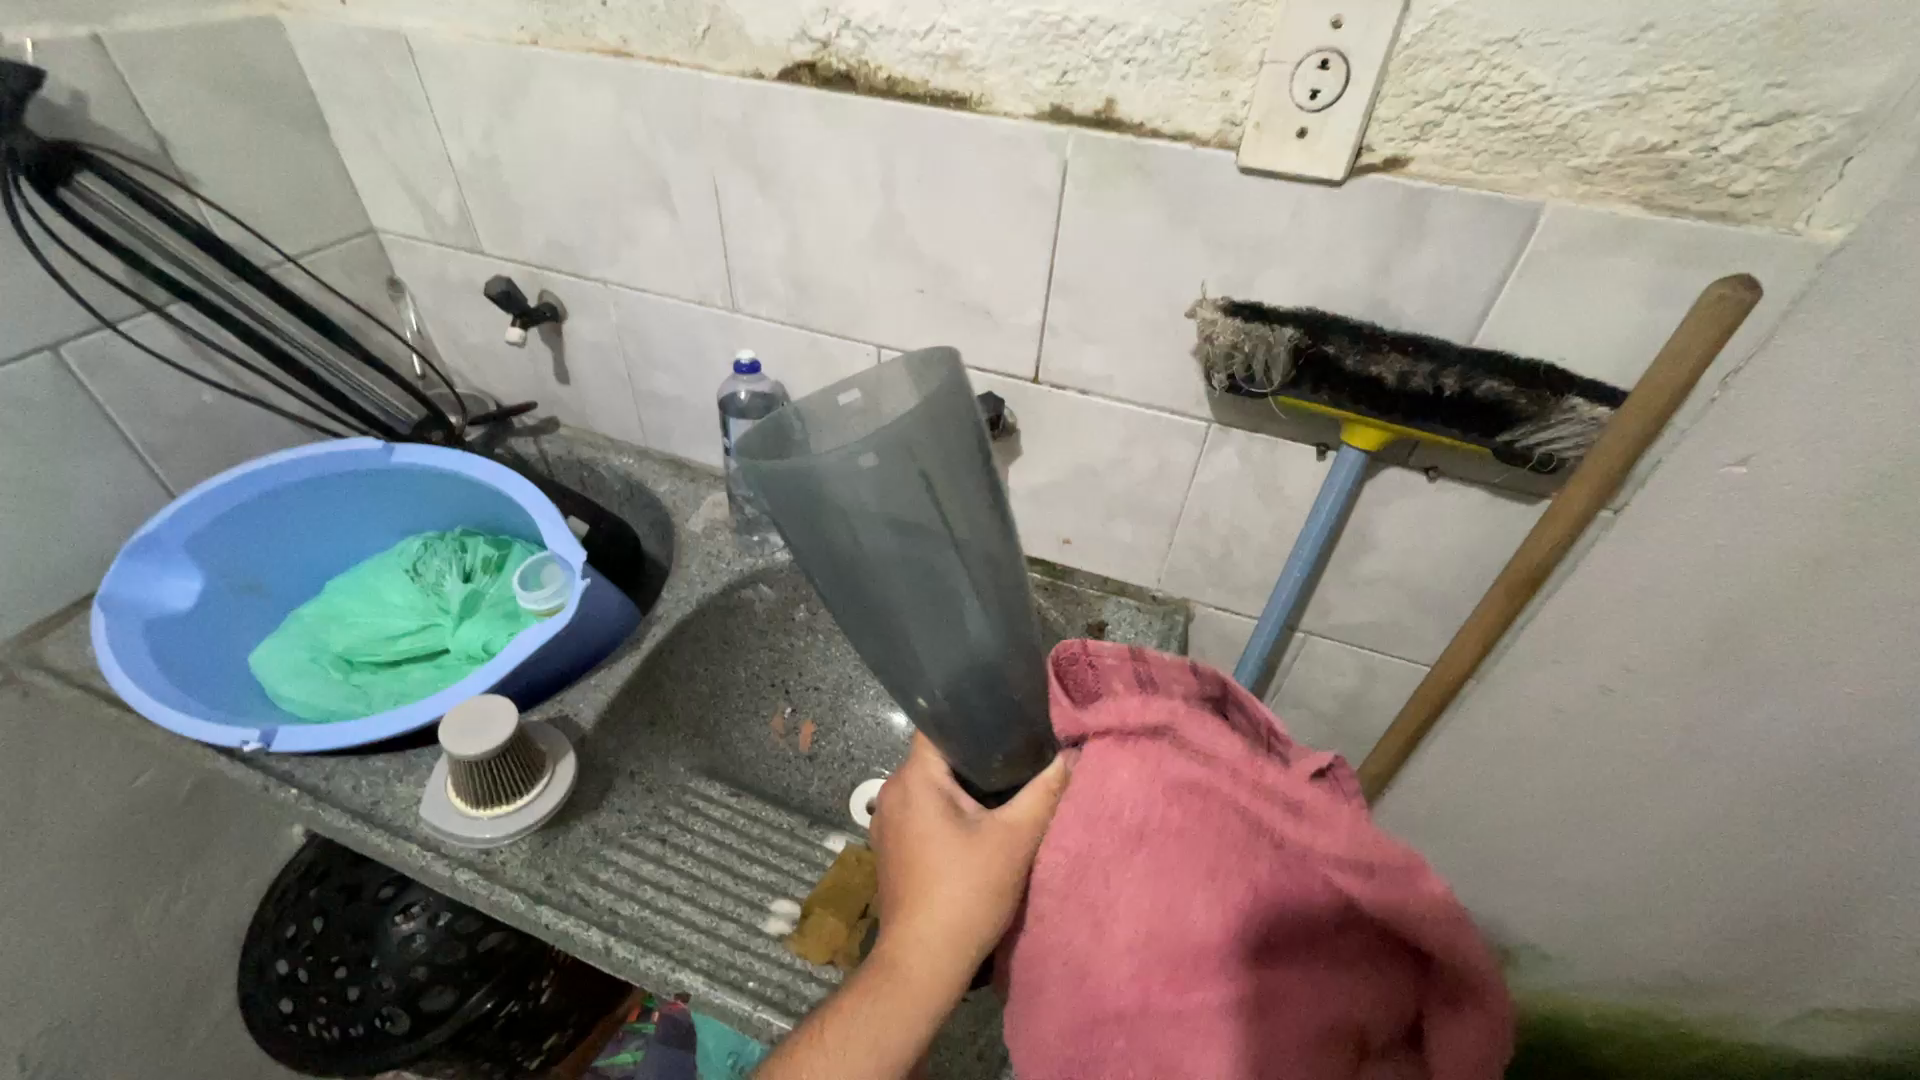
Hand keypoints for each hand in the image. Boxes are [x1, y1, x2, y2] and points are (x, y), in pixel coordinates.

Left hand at [868, 734, 1073, 980]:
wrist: (924, 962)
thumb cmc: (967, 892)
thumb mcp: (1015, 839)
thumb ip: (1045, 791)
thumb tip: (1073, 755)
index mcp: (914, 778)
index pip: (938, 725)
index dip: (973, 718)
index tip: (1008, 718)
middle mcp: (892, 791)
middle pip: (937, 756)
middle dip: (976, 756)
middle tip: (1019, 753)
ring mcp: (887, 820)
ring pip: (931, 785)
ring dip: (964, 786)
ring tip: (1006, 784)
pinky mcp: (891, 845)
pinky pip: (922, 810)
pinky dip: (948, 809)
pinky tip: (979, 821)